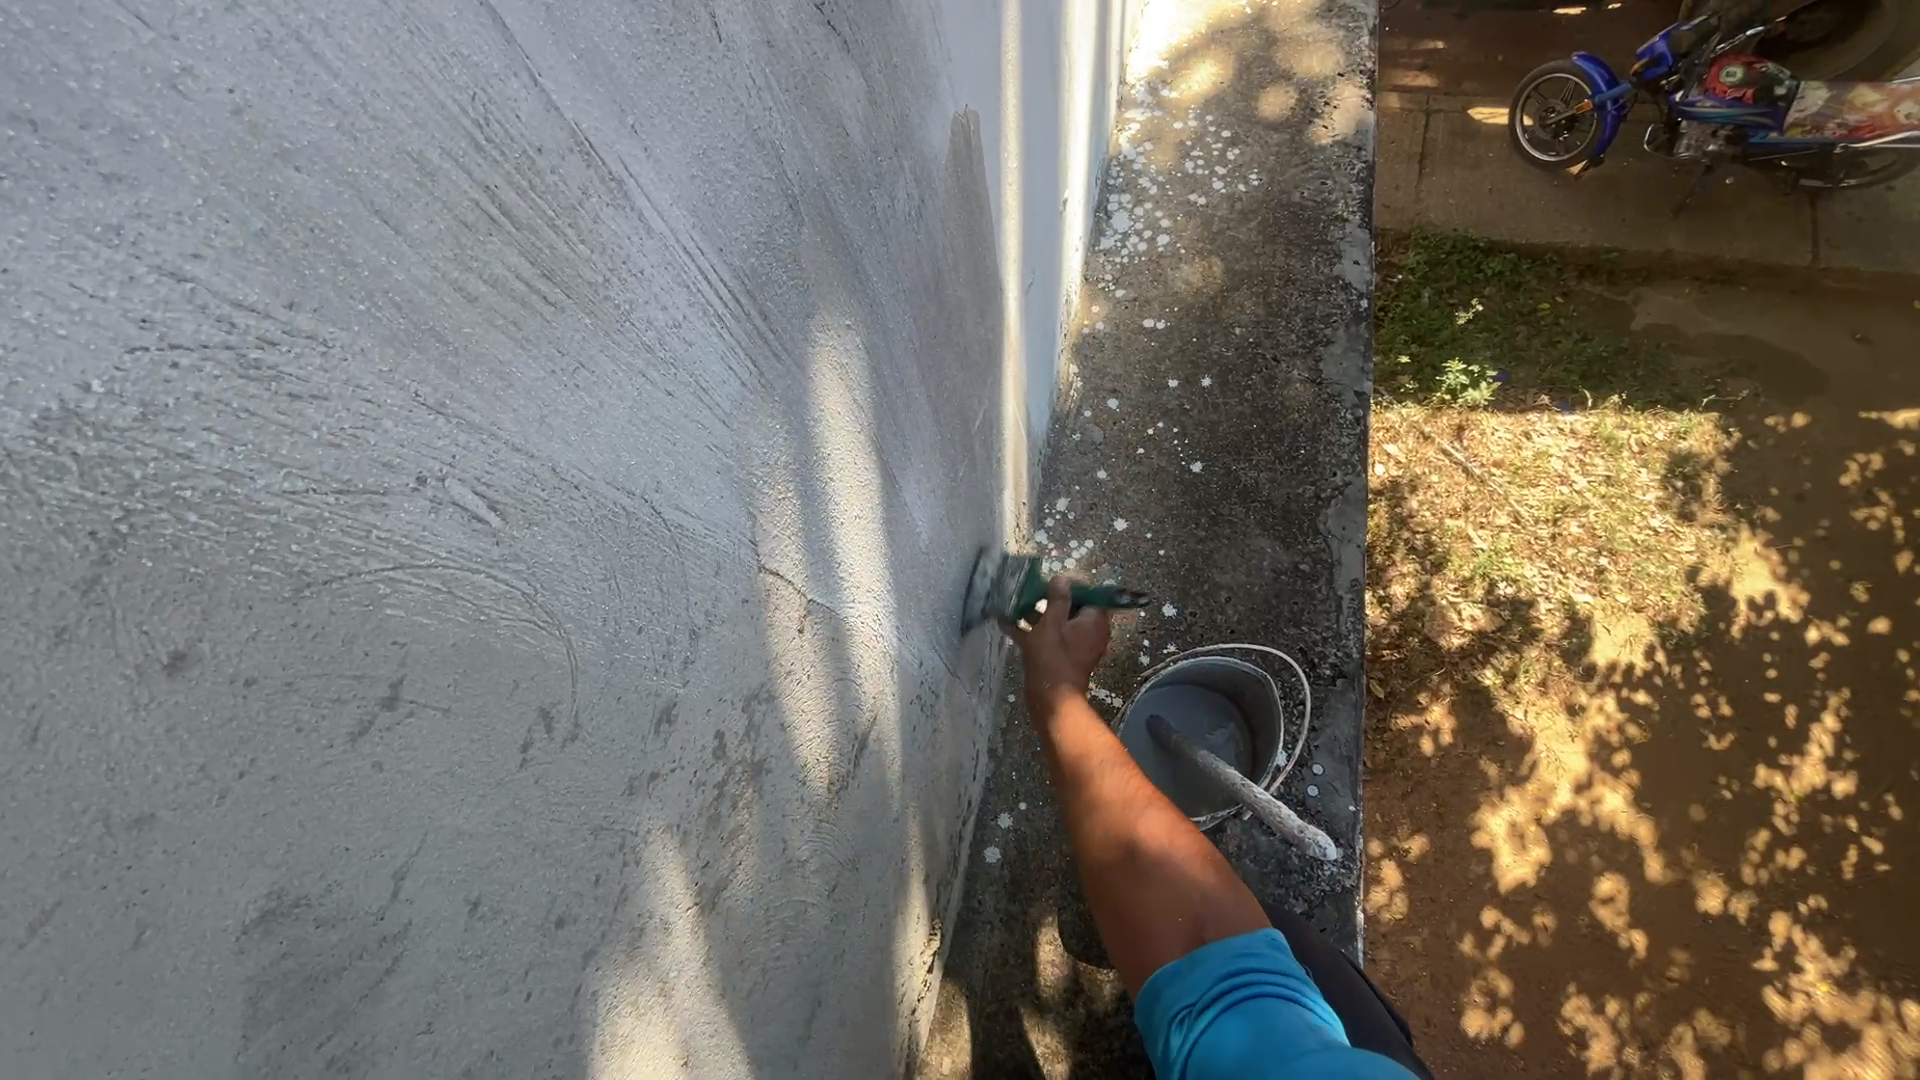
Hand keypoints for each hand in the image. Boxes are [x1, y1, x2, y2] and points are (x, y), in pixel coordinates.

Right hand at [1004, 576, 1110, 716]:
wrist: (1050, 699)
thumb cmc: (1053, 657)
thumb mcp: (1052, 623)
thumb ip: (1058, 599)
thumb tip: (1063, 579)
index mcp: (1093, 621)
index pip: (1088, 595)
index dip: (1070, 586)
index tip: (1051, 581)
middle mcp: (1088, 632)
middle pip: (1071, 608)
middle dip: (1049, 599)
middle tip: (1029, 590)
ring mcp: (1074, 646)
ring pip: (1057, 623)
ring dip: (1037, 614)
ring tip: (1014, 604)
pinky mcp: (1060, 657)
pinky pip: (1048, 638)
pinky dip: (1032, 631)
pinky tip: (1006, 623)